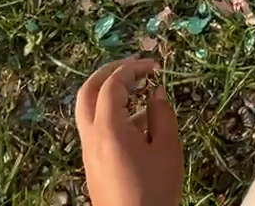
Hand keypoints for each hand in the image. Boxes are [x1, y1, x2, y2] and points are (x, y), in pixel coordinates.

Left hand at [75, 57, 182, 205]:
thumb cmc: (154, 190)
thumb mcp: (167, 148)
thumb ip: (162, 114)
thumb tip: (155, 92)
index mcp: (108, 130)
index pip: (112, 85)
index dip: (132, 68)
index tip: (155, 67)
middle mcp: (91, 138)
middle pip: (87, 92)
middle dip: (109, 72)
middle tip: (133, 66)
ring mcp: (89, 152)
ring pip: (88, 110)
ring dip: (109, 92)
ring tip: (139, 89)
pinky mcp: (93, 165)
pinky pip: (95, 128)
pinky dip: (111, 112)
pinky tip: (138, 120)